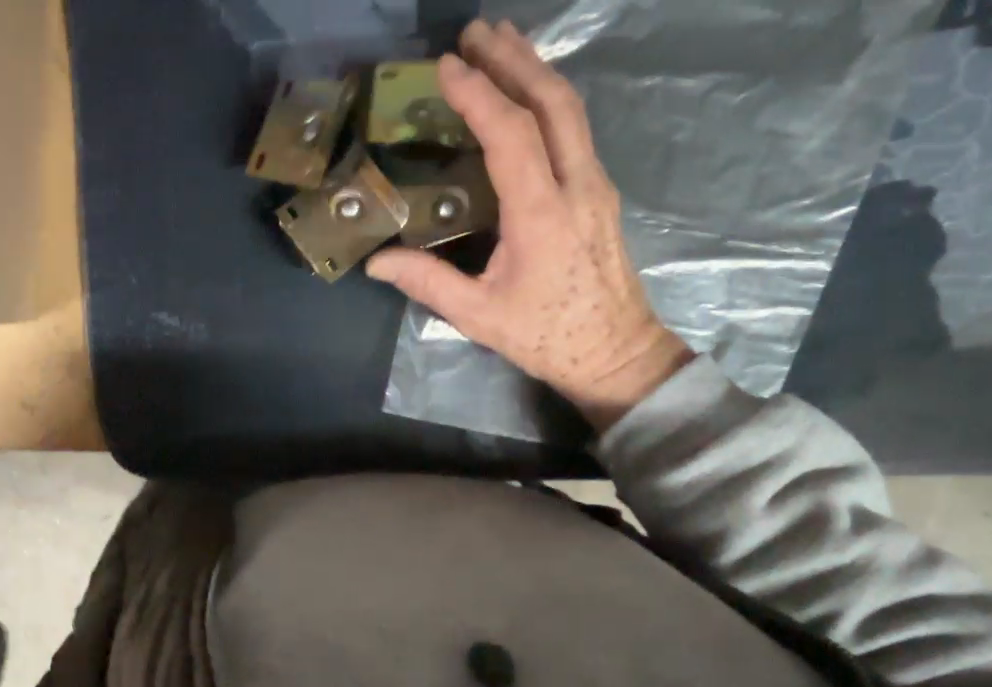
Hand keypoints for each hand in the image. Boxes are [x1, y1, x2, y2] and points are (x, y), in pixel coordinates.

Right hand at [365, 20, 690, 430]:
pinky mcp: (599, 191)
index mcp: (542, 213)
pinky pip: (574, 128)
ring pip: (570, 108)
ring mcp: (595, 183)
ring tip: (501, 41)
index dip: (479, 95)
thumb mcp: (476, 316)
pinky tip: (525, 93)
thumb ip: (427, 282)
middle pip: (552, 102)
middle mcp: (577, 184)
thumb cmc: (544, 335)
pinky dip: (546, 98)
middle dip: (514, 59)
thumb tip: (376, 261)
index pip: (511, 135)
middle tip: (476, 30)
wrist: (614, 350)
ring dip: (535, 70)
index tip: (446, 66)